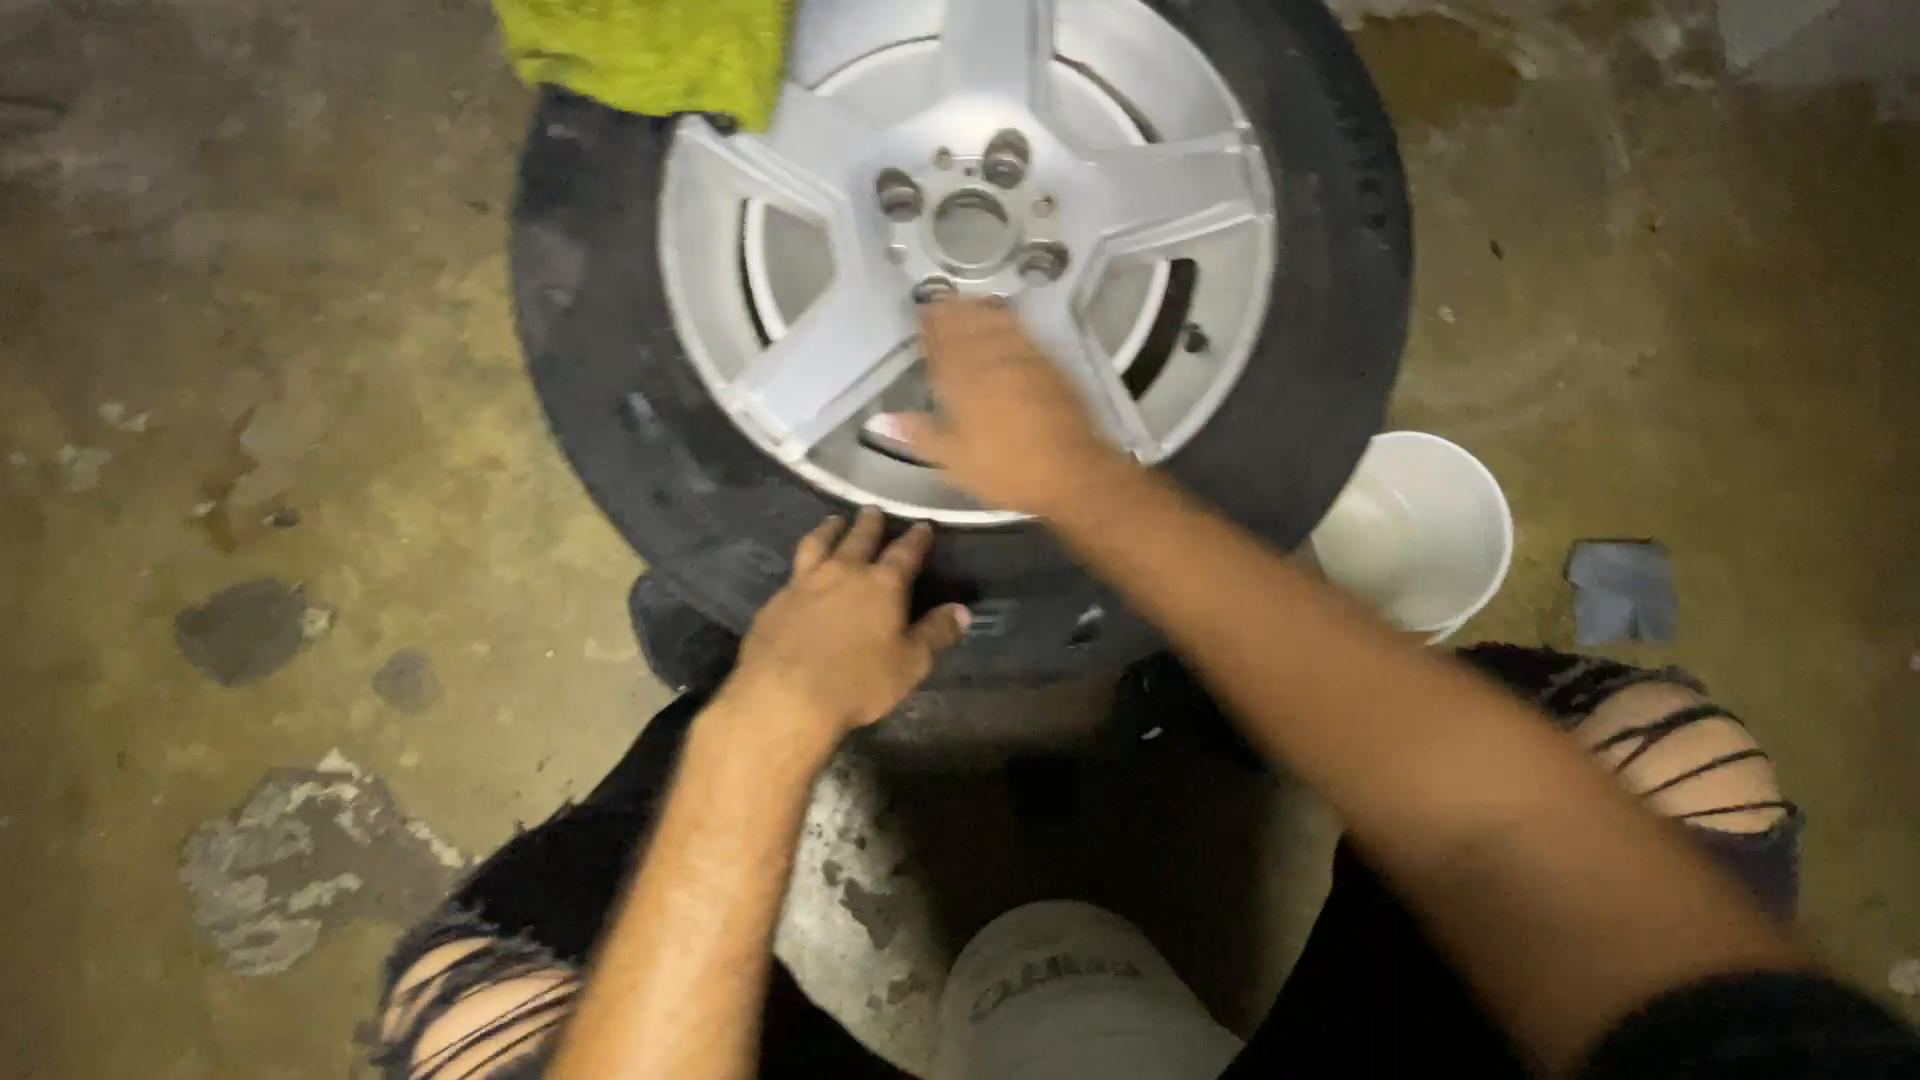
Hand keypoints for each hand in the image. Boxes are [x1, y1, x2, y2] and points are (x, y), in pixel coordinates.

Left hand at [713, 508, 969, 748]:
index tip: (922, 525)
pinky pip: (792, 571)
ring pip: (818, 544)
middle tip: (872, 509)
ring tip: (833, 521)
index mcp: (882, 585)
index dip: (916, 538)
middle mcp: (844, 572)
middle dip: (870, 523)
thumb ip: (935, 634)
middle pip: (859, 538)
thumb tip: (962, 610)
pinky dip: (802, 563)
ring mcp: (805, 583)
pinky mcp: (777, 600)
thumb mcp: (909, 664)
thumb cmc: (857, 682)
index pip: (904, 553)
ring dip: (829, 529)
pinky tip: (800, 570)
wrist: (786, 695)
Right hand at [869, 298, 1133, 515]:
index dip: (929, 330)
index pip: (941, 348)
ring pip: (995, 326)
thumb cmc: (1007, 471)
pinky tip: (1005, 316)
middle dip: (950, 313)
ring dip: (978, 311)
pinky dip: (1009, 321)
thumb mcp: (954, 461)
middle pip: (967, 330)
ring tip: (966, 300)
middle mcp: (991, 364)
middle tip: (938, 301)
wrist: (1071, 472)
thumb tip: (877, 421)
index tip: (919, 315)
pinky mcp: (1049, 367)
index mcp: (963, 385)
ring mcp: (1023, 361)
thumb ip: (918, 435)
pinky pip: (1023, 334)